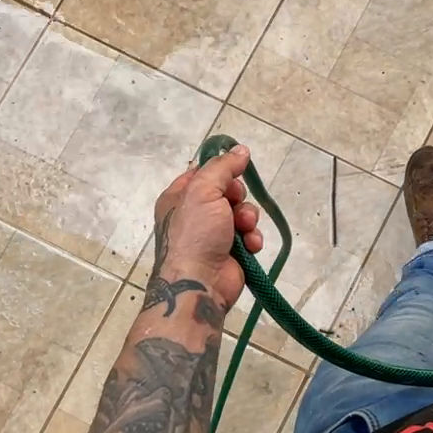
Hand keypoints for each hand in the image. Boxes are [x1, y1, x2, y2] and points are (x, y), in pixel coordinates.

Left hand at [148, 144, 263, 311]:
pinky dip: (252, 239)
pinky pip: (249, 236)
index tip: (236, 170)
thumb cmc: (194, 234)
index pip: (203, 173)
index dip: (221, 171)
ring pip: (243, 214)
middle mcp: (195, 214)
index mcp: (179, 198)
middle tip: (235, 204)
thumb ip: (223, 168)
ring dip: (249, 219)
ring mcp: (214, 235)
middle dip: (239, 198)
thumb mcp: (203, 191)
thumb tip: (241, 149)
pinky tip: (250, 246)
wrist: (198, 283)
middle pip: (228, 192)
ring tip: (245, 229)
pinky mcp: (231, 253)